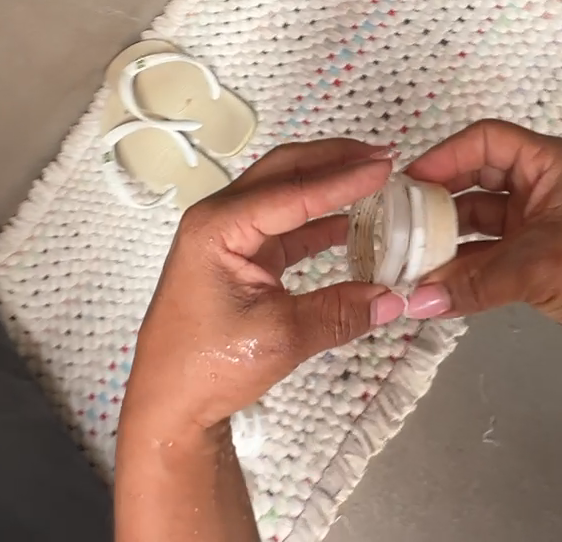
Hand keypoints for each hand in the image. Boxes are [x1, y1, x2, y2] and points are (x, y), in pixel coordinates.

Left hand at [121, 139, 408, 438]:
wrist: (168, 406)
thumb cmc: (209, 367)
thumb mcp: (280, 338)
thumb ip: (339, 311)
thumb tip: (393, 297)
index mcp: (219, 226)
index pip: (293, 191)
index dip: (342, 180)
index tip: (384, 167)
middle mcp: (221, 218)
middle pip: (284, 171)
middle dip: (334, 159)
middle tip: (382, 154)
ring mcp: (229, 234)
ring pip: (285, 190)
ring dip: (328, 182)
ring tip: (372, 176)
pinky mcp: (241, 254)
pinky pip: (286, 222)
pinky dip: (319, 217)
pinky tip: (352, 221)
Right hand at [403, 119, 561, 362]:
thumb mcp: (537, 267)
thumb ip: (473, 282)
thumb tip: (415, 302)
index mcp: (546, 164)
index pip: (486, 140)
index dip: (445, 155)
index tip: (410, 182)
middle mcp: (536, 186)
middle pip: (474, 178)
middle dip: (438, 198)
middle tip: (399, 219)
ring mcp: (533, 223)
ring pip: (477, 220)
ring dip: (447, 239)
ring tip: (407, 257)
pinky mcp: (531, 259)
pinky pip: (486, 254)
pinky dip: (461, 269)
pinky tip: (432, 286)